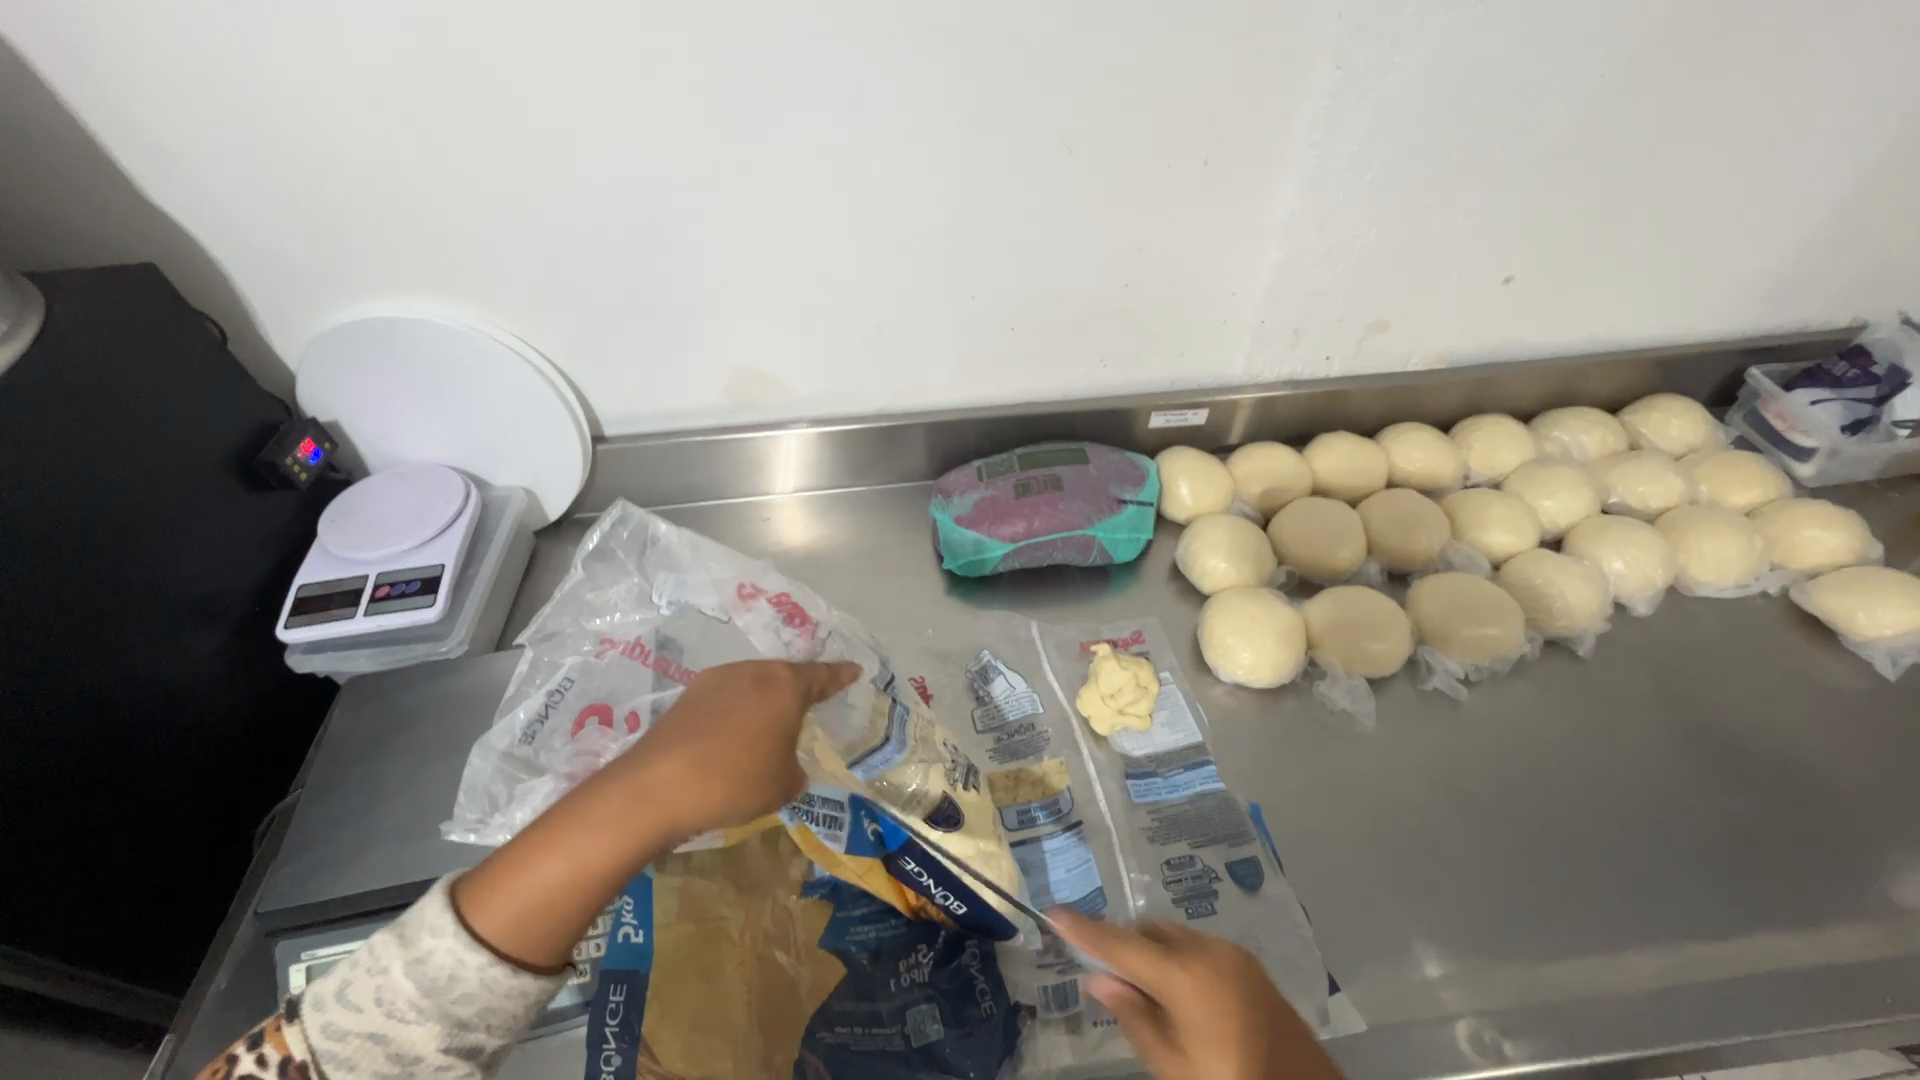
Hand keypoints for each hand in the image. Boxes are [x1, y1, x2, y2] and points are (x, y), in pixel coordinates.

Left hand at [452, 658, 859, 972]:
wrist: (656, 789)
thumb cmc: (735, 782)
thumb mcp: (783, 785)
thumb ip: (794, 769)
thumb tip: (784, 764)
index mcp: (785, 685)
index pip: (823, 675)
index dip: (840, 676)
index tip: (854, 670)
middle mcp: (751, 671)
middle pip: (784, 676)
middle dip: (798, 690)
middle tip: (810, 706)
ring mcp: (715, 681)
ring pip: (751, 685)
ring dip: (762, 703)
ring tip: (768, 729)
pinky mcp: (685, 698)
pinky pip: (725, 700)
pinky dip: (735, 715)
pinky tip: (731, 741)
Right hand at [1051, 911, 1341, 1079]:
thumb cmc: (1227, 1079)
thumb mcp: (1171, 1064)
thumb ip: (1133, 1015)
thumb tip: (1100, 978)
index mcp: (1182, 973)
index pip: (1119, 944)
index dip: (1084, 930)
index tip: (1054, 913)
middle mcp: (1206, 950)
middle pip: (1148, 933)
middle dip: (1126, 947)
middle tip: (1115, 984)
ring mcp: (1233, 954)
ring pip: (1176, 939)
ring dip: (1155, 955)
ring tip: (1151, 997)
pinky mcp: (1251, 966)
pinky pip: (1201, 950)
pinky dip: (1182, 961)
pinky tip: (1185, 998)